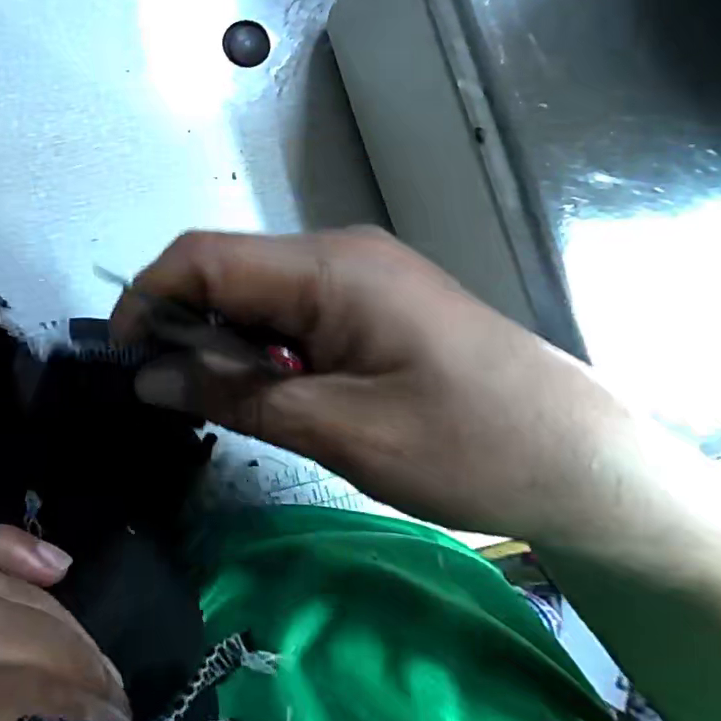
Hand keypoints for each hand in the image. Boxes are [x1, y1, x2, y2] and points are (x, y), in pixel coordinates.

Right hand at [114, 227, 692, 546]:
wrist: (595, 470)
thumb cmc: (472, 446)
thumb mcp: (335, 430)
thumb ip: (230, 395)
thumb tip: (145, 379)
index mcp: (329, 267)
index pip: (203, 258)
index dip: (147, 298)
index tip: (124, 356)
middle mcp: (334, 251)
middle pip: (220, 268)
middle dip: (179, 322)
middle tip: (170, 390)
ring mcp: (352, 270)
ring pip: (246, 289)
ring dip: (217, 337)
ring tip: (221, 396)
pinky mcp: (363, 297)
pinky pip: (280, 305)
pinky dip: (253, 343)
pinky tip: (267, 386)